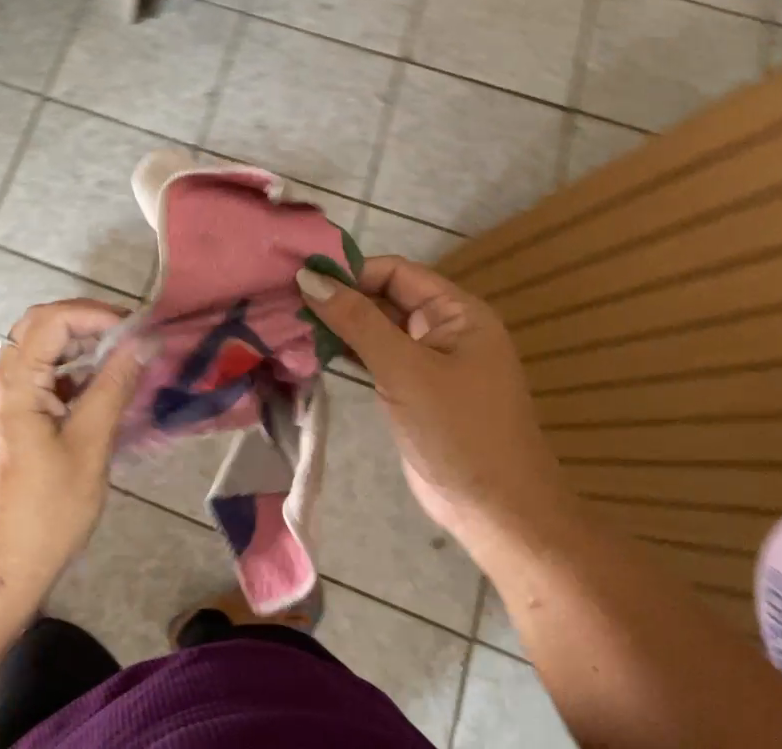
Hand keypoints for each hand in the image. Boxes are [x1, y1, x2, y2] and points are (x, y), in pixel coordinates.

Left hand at [0, 300, 146, 594]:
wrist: (5, 561)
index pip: (50, 320)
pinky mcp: (6, 417)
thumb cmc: (49, 509)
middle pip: (39, 327)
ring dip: (78, 347)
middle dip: (86, 324)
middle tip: (130, 338)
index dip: (94, 314)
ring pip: (37, 350)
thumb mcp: (90, 444)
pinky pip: (36, 376)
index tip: (134, 329)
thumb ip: (113, 386)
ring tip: (123, 359)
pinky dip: (68, 372)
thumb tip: (140, 344)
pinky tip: (100, 388)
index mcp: (13, 383)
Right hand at [296, 258, 575, 546]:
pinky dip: (346, 354)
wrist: (497, 510)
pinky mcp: (414, 392)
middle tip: (285, 302)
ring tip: (289, 324)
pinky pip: (376, 359)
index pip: (395, 272)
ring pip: (376, 330)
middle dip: (338, 299)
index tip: (300, 281)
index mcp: (458, 313)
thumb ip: (356, 321)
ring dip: (338, 327)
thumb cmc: (458, 430)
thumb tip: (309, 279)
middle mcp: (445, 330)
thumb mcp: (404, 369)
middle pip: (384, 298)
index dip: (350, 272)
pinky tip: (311, 352)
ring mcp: (429, 363)